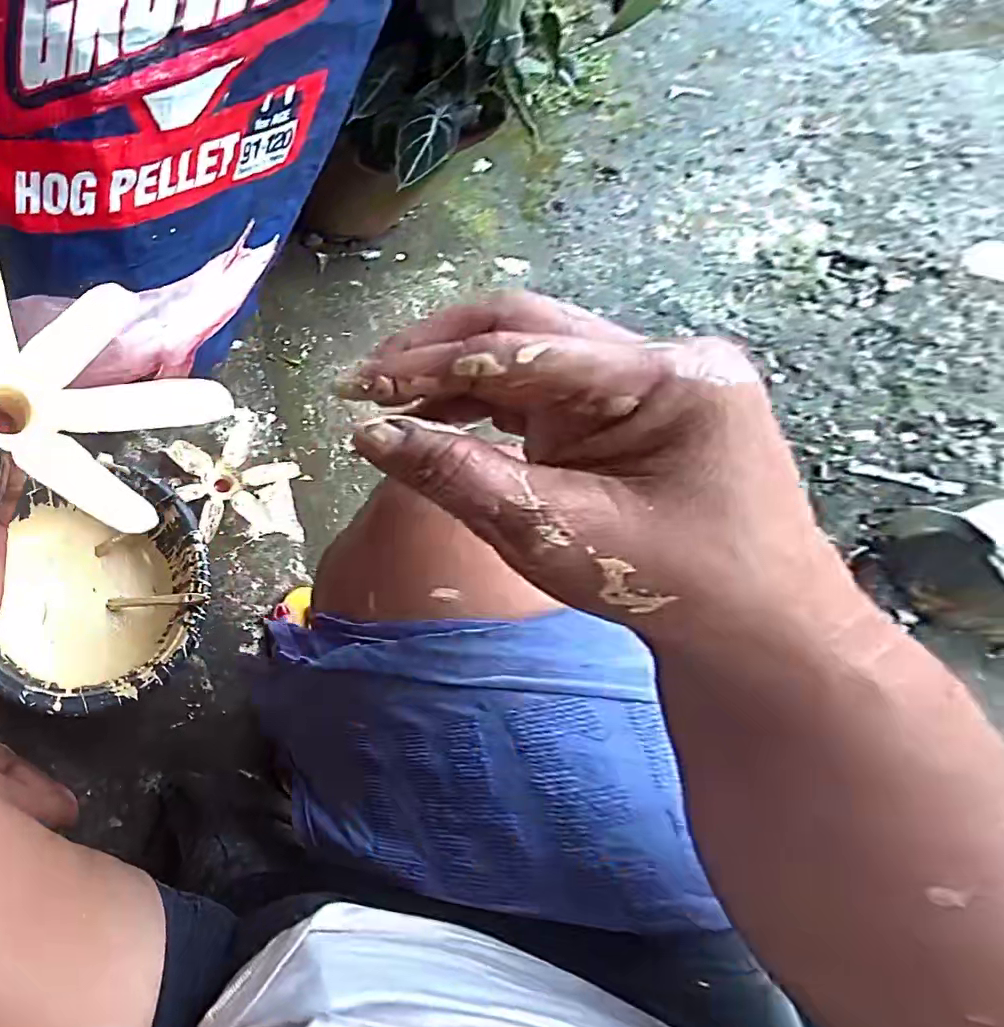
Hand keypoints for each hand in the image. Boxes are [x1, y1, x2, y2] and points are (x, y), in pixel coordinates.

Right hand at [338, 290, 863, 640]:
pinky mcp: (613, 408)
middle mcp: (654, 361)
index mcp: (663, 378)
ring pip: (519, 348)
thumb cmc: (664, 581)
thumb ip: (454, 475)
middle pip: (521, 324)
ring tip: (382, 398)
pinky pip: (527, 385)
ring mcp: (635, 381)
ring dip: (445, 370)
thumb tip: (368, 435)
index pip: (520, 350)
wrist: (750, 624)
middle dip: (431, 348)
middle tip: (362, 380)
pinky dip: (469, 398)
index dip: (427, 367)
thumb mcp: (547, 530)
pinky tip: (427, 417)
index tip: (355, 388)